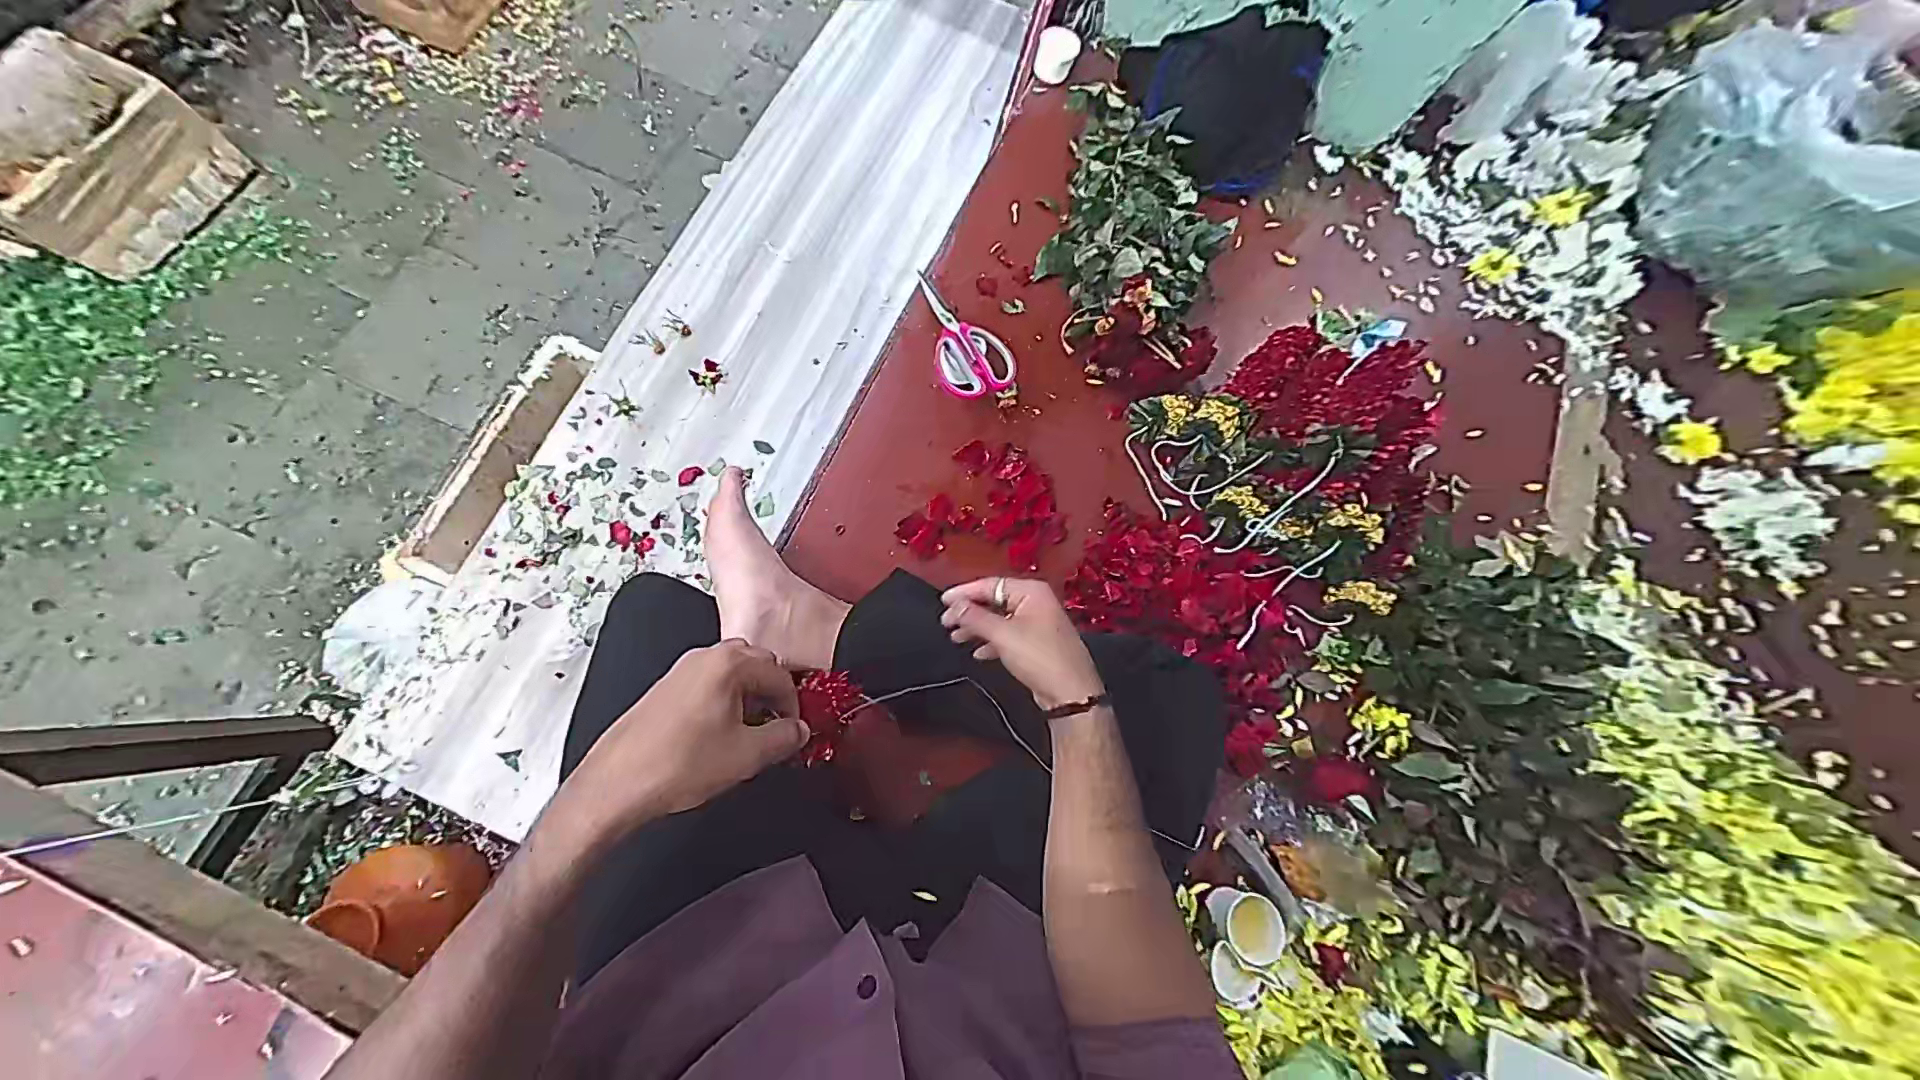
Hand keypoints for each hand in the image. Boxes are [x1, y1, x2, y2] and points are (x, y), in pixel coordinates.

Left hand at [543, 640, 807, 850]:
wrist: (615, 785)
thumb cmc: (677, 765)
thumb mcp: (748, 755)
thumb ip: (784, 737)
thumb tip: (799, 730)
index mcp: (729, 664)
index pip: (780, 674)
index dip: (794, 704)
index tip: (794, 729)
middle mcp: (704, 657)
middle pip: (757, 664)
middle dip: (772, 693)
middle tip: (777, 726)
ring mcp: (682, 670)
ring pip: (732, 672)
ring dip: (749, 695)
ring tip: (749, 732)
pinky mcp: (666, 688)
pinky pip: (709, 682)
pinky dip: (725, 699)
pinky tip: (719, 734)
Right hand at [941, 577, 1106, 710]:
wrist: (1071, 693)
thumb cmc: (1038, 657)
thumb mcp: (1002, 635)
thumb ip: (975, 617)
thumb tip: (954, 605)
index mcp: (1031, 591)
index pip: (990, 584)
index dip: (964, 593)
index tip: (942, 601)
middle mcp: (1035, 602)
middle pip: (994, 601)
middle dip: (969, 613)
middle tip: (946, 623)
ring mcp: (1038, 622)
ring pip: (1000, 619)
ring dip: (977, 628)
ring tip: (956, 638)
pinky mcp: (1037, 643)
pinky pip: (1008, 635)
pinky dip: (992, 642)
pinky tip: (978, 653)